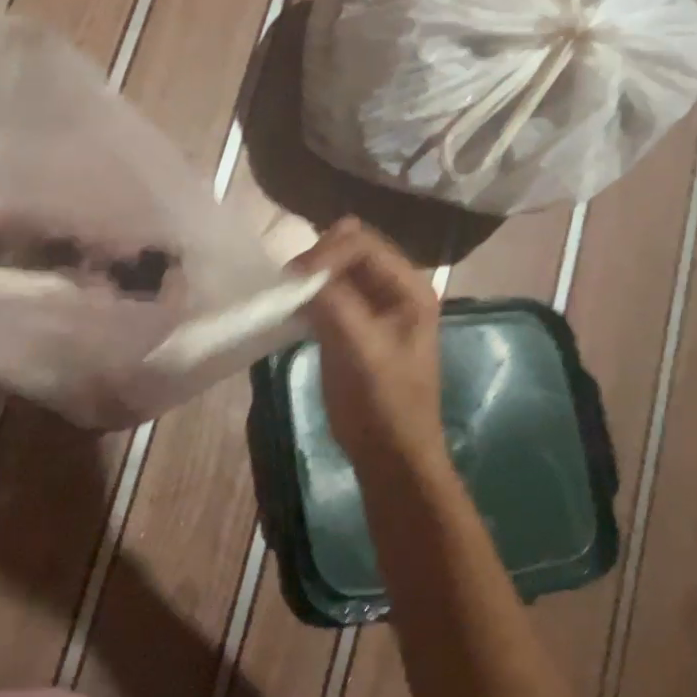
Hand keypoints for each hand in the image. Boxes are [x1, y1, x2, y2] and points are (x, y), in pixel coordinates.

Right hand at [296, 218, 447, 472]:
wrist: (389, 452)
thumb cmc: (385, 403)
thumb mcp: (363, 351)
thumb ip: (336, 305)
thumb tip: (299, 273)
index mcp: (409, 289)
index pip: (363, 245)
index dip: (327, 253)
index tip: (294, 279)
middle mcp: (393, 289)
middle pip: (349, 248)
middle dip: (317, 260)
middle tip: (288, 286)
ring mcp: (370, 306)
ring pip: (334, 269)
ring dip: (308, 277)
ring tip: (287, 297)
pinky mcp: (348, 324)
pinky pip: (324, 293)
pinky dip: (305, 295)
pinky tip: (290, 310)